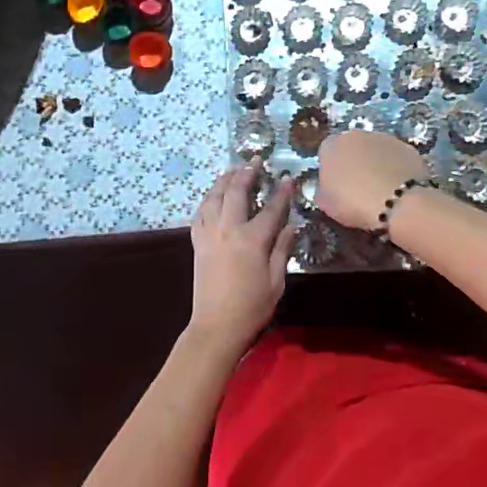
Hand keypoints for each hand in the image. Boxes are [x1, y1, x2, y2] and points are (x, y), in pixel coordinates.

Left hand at [187, 164, 294, 352]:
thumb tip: (290, 226)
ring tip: (234, 170)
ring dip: (224, 180)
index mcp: (252, 240)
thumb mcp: (276, 281)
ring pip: (214, 197)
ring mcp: (209, 234)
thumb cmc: (252, 307)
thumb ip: (282, 250)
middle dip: (246, 173)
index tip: (288, 178)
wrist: (216, 326)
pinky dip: (208, 200)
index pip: (270, 209)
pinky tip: (213, 196)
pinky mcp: (196, 242)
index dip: (281, 192)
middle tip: (255, 161)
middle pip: (236, 192)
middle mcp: (228, 230)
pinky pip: (200, 213)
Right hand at [316, 131, 429, 229]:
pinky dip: (395, 169)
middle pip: (352, 148)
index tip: (336, 187)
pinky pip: (396, 159)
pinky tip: (399, 188)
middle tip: (359, 187)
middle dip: (354, 163)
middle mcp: (355, 135)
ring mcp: (384, 138)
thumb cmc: (354, 202)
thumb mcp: (325, 203)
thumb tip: (326, 187)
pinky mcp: (407, 147)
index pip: (326, 153)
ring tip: (382, 190)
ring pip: (375, 151)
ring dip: (376, 164)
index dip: (331, 170)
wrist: (399, 202)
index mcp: (331, 145)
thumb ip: (323, 189)